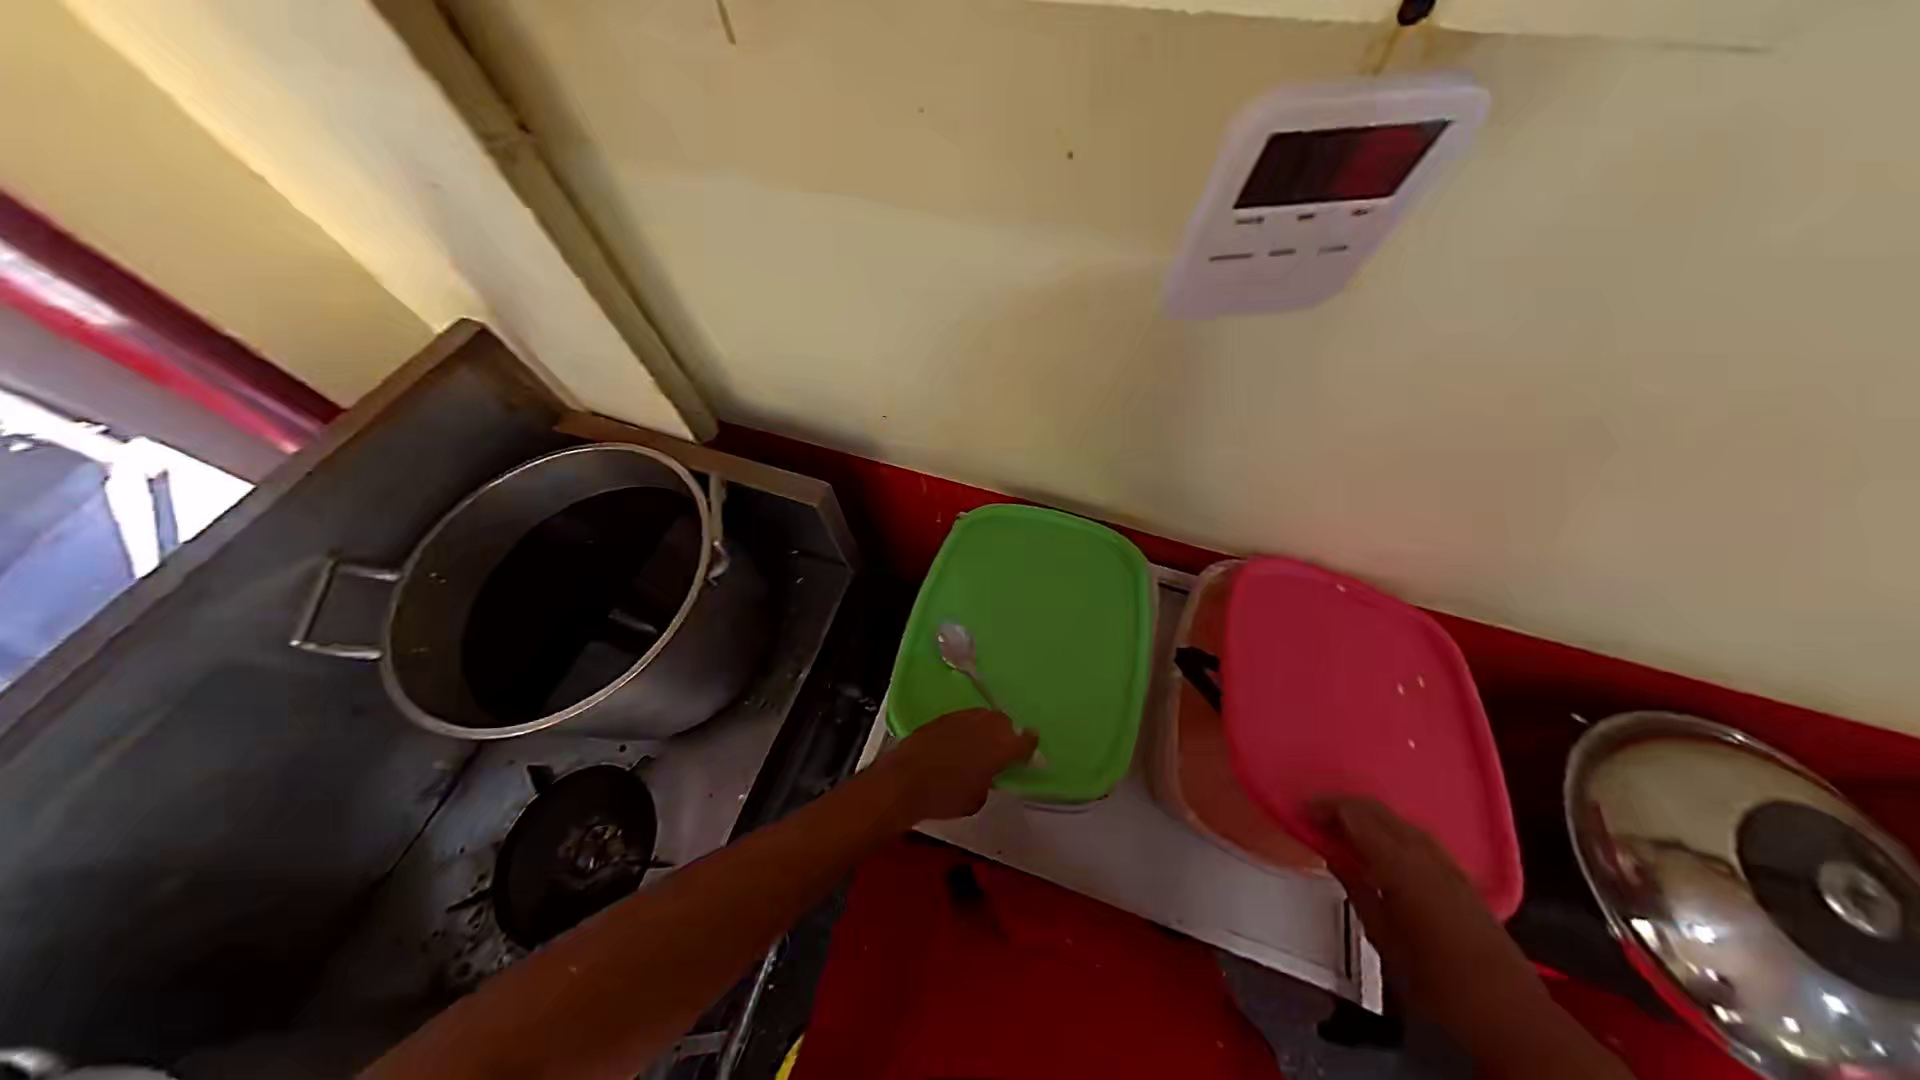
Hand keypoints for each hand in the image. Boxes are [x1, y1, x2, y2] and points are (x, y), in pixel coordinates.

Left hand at [877, 709, 1037, 823]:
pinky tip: (958, 742)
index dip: (1029, 747)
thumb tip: (985, 775)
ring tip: (980, 744)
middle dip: (1006, 734)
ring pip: (983, 717)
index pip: (1026, 740)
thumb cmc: (944, 796)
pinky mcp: (942, 717)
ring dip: (986, 729)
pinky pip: (963, 719)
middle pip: (1005, 723)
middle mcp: (985, 726)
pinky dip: (965, 729)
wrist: (903, 781)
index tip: (1028, 753)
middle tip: (1001, 751)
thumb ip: (989, 781)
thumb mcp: (976, 799)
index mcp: (1001, 747)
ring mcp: (962, 718)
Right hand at [1310, 798, 1547, 1046]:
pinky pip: (1418, 837)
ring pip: (1399, 821)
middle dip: (1343, 807)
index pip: (1356, 816)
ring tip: (1343, 829)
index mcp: (1401, 866)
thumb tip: (1333, 857)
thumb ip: (1356, 887)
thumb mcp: (1381, 935)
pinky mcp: (1462, 877)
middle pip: (1378, 812)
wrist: (1508, 1012)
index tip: (1300, 811)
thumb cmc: (1436, 980)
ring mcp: (1448, 863)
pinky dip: (1392, 831)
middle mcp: (1426, 855)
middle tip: (1314, 816)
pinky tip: (1383, 847)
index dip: (1325, 808)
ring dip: (1368, 817)